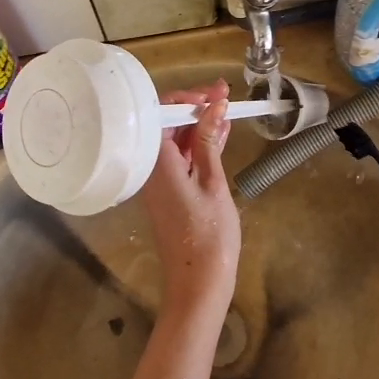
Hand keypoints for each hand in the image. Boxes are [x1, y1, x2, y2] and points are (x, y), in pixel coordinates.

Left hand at [139, 82, 240, 318]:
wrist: (198, 286)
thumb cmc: (208, 235)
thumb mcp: (213, 183)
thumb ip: (209, 142)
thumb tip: (214, 106)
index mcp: (156, 163)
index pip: (162, 114)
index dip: (188, 98)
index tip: (216, 92)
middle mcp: (151, 168)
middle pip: (167, 126)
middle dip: (196, 108)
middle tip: (226, 95)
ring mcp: (160, 182)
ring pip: (176, 142)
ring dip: (200, 125)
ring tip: (227, 108)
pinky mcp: (170, 193)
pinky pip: (181, 159)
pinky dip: (199, 145)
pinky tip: (220, 134)